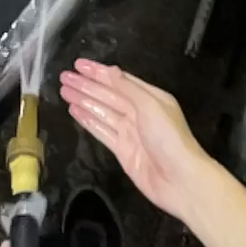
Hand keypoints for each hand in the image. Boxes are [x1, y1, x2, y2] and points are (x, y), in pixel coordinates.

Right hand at [59, 59, 215, 223]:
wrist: (181, 181)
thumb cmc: (169, 138)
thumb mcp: (150, 106)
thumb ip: (127, 88)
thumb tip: (109, 71)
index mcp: (149, 98)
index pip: (118, 80)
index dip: (97, 72)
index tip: (78, 64)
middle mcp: (138, 112)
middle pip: (107, 95)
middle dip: (86, 85)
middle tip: (64, 77)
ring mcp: (129, 132)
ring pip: (101, 111)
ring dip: (83, 100)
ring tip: (64, 90)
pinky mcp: (122, 150)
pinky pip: (101, 130)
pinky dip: (87, 120)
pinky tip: (74, 111)